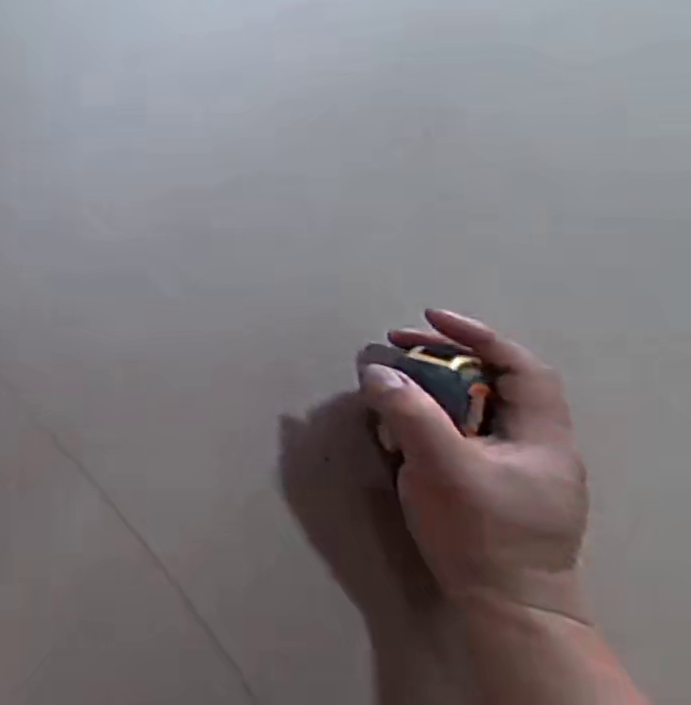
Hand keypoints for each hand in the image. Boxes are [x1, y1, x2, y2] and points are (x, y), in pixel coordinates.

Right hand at [358, 309, 589, 622]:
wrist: (505, 601)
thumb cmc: (482, 531)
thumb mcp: (441, 465)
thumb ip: (408, 412)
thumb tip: (377, 369)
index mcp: (541, 438)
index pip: (521, 369)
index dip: (477, 336)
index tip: (428, 317)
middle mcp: (533, 446)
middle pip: (492, 384)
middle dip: (440, 359)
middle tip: (394, 346)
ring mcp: (509, 465)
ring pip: (469, 408)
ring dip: (424, 390)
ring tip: (385, 392)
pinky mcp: (483, 480)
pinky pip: (452, 432)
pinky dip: (421, 418)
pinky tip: (394, 431)